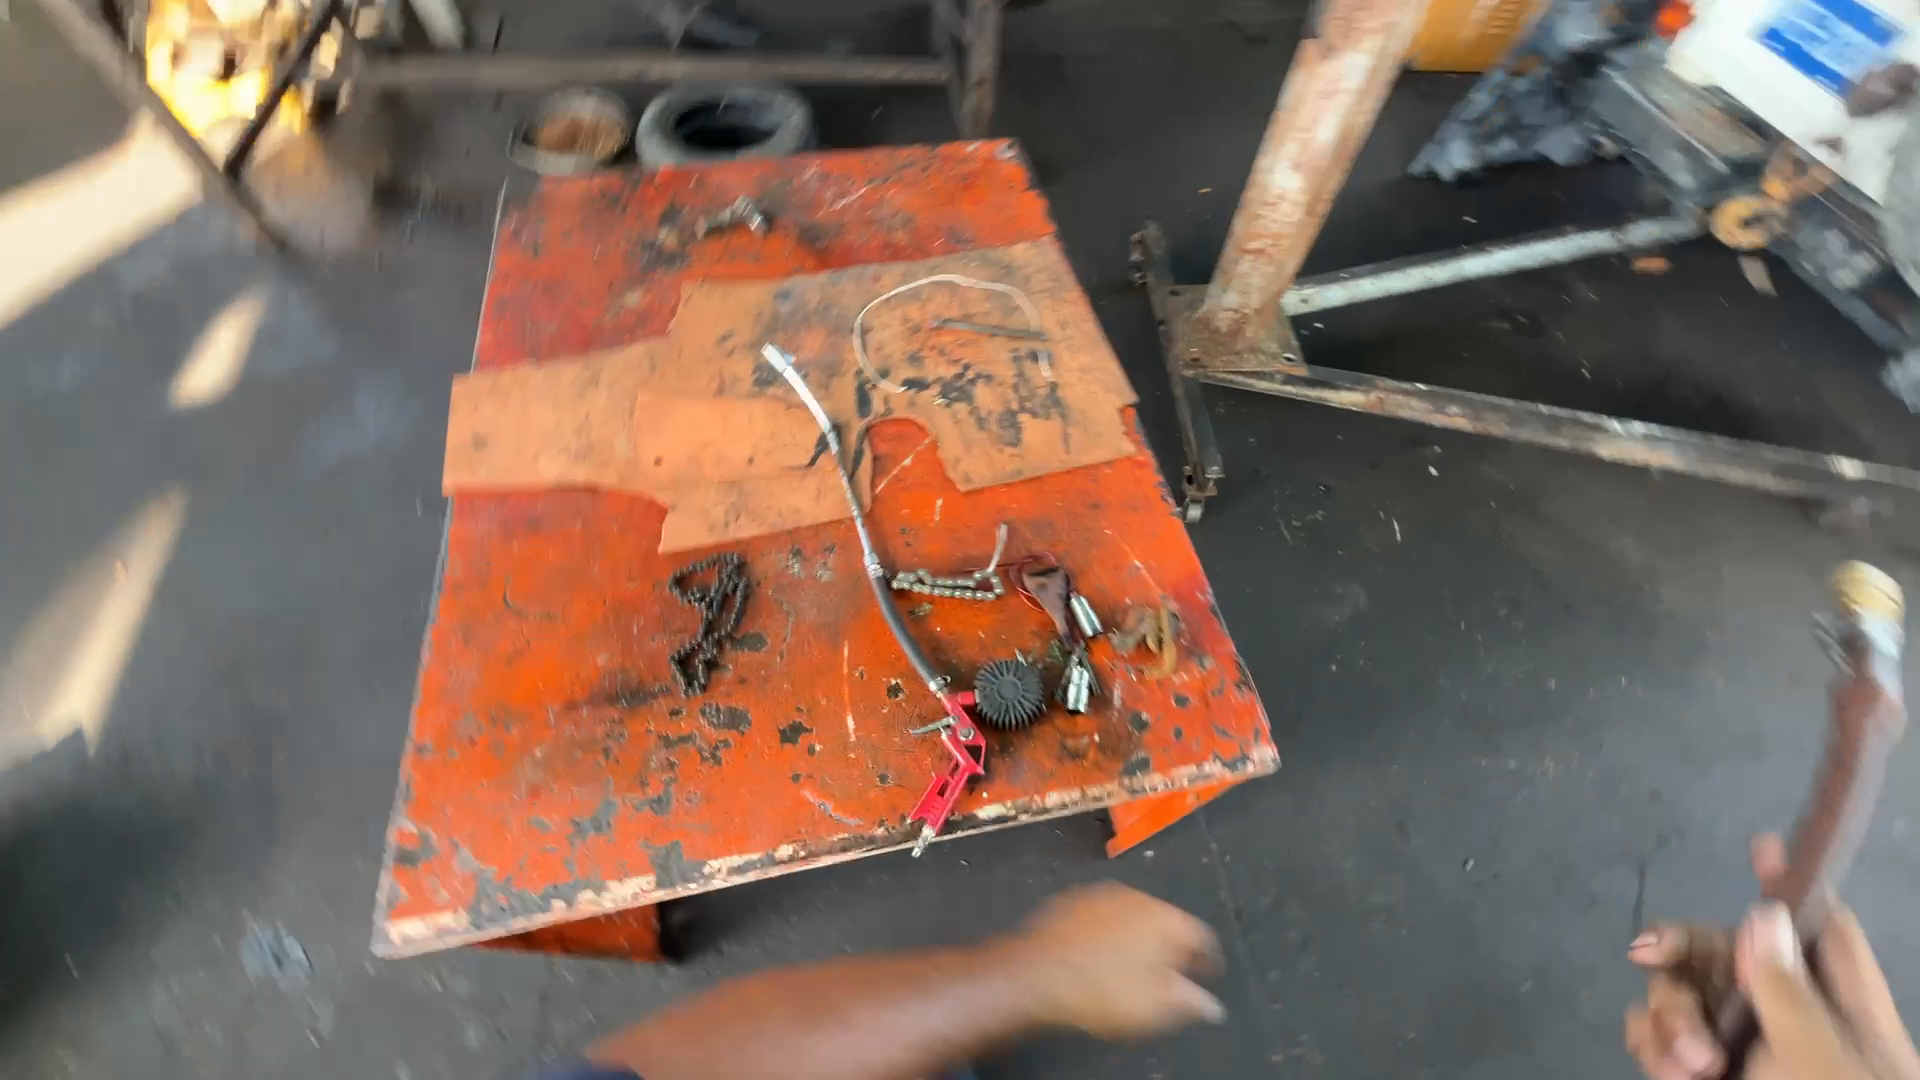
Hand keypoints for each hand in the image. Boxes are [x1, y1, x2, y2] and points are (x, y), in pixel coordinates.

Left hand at [998, 882, 1225, 1038]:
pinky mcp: (1076, 899)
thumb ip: (1190, 1000)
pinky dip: (1111, 931)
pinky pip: (1105, 914)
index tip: (1206, 975)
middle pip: (1167, 921)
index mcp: (1162, 918)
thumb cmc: (1098, 988)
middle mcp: (1135, 897)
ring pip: (1134, 915)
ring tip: (1133, 968)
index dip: (1207, 959)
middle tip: (1170, 976)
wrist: (1040, 971)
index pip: (1201, 934)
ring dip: (1140, 937)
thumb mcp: (1155, 1005)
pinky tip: (1103, 955)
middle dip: (1171, 947)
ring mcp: (1103, 894)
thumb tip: (1211, 1004)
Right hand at [1625, 834, 1919, 1079]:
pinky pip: (1658, 1036)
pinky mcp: (1706, 1075)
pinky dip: (1650, 1045)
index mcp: (1842, 1014)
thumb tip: (1761, 912)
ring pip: (1677, 993)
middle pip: (1719, 948)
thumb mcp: (1823, 1064)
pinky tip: (1665, 1070)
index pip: (1821, 932)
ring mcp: (1744, 1052)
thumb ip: (1787, 989)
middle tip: (1645, 956)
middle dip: (1676, 953)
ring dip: (1664, 1018)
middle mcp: (1786, 1021)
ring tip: (1683, 1066)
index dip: (1794, 886)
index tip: (1767, 844)